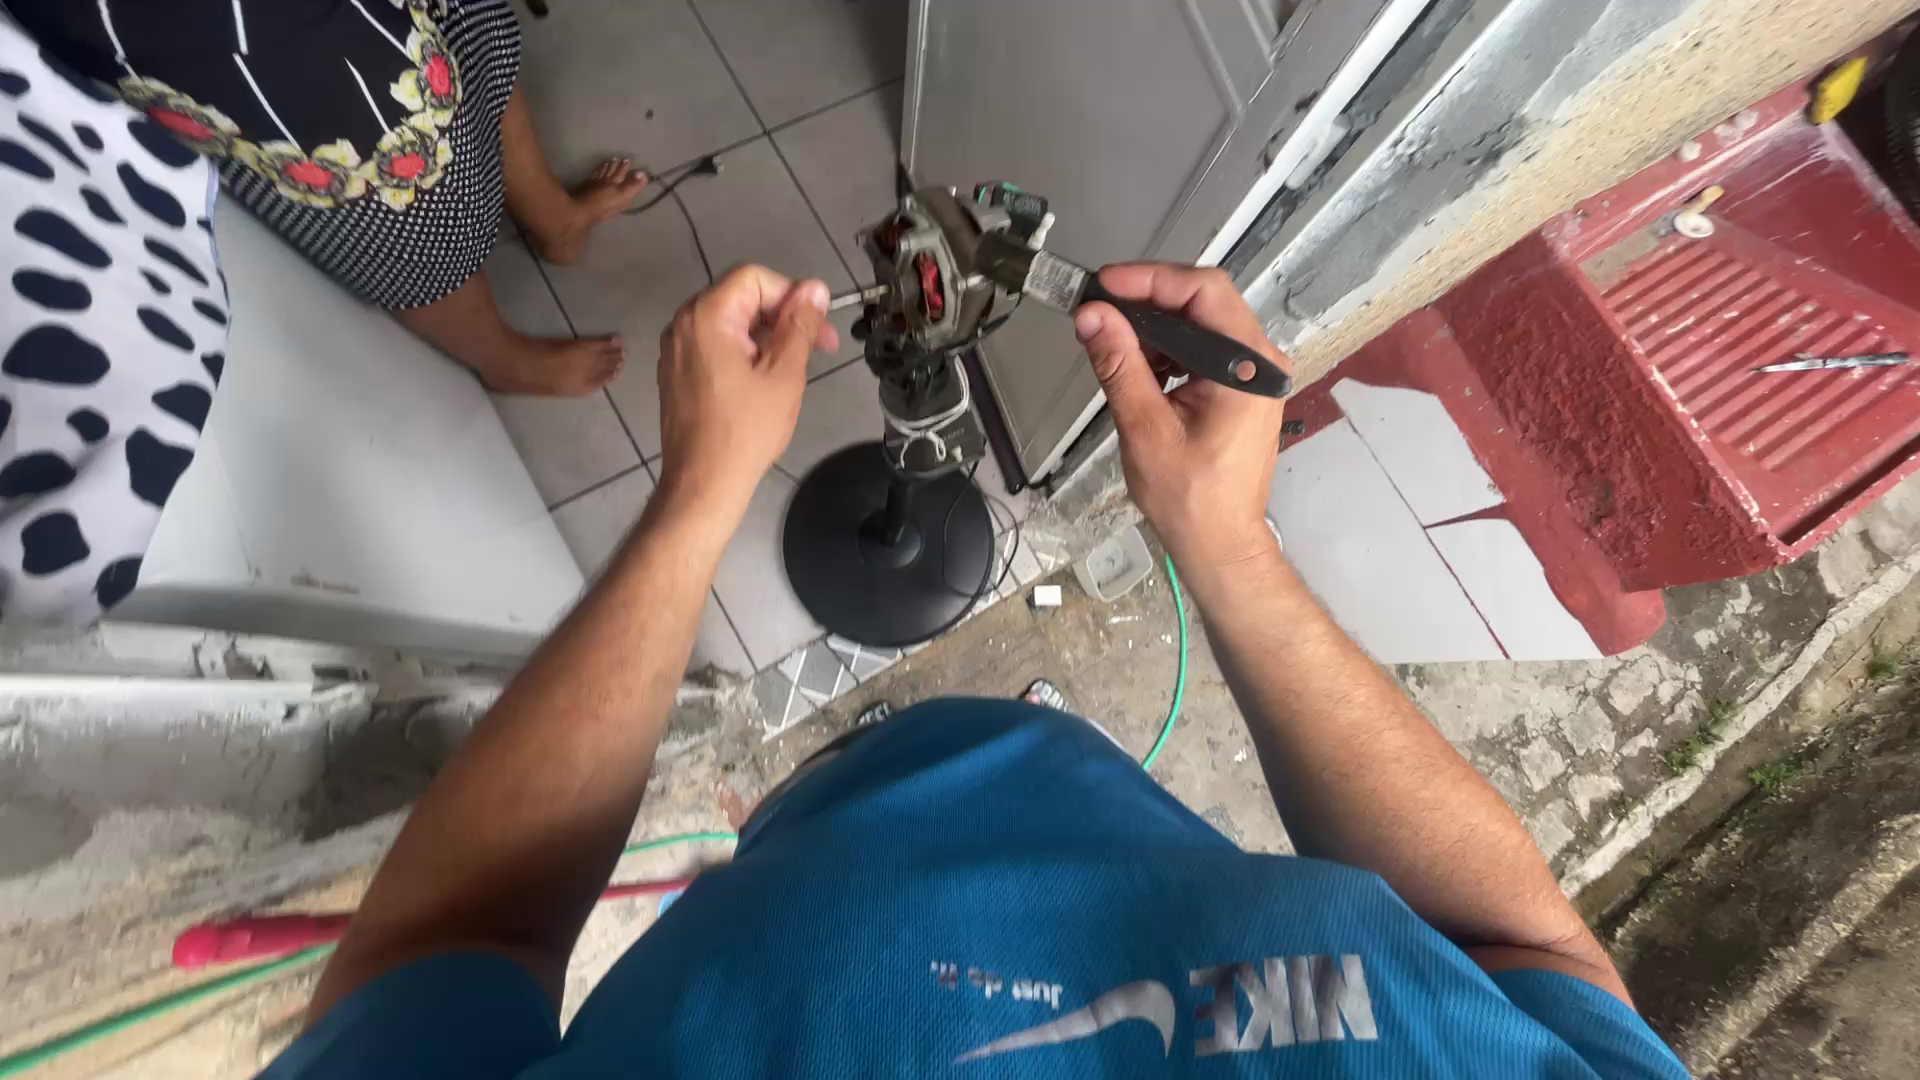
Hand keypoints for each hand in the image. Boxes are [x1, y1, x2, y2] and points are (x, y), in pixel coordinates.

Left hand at [655, 265, 837, 515]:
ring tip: (791, 370)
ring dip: (766, 336)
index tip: (819, 329)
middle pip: (741, 297)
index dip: (792, 295)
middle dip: (782, 317)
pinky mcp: (677, 372)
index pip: (755, 278)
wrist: (704, 481)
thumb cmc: (747, 430)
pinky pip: (715, 345)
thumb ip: (800, 325)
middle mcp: (683, 323)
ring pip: (730, 322)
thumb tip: (816, 288)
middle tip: (818, 349)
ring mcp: (676, 349)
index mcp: (707, 316)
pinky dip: (743, 353)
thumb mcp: (784, 374)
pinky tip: (762, 383)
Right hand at [1075, 264, 1289, 571]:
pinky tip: (1137, 366)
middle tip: (1099, 308)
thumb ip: (1120, 365)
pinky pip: (1204, 353)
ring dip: (1155, 328)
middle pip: (1204, 303)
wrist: (1218, 543)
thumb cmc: (1189, 499)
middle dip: (1147, 301)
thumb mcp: (1145, 428)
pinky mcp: (1240, 391)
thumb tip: (1092, 317)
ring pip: (1202, 326)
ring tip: (1111, 341)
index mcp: (1246, 367)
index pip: (1203, 292)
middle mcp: (1259, 362)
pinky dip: (1168, 351)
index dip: (1150, 279)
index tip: (1104, 285)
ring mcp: (1252, 377)